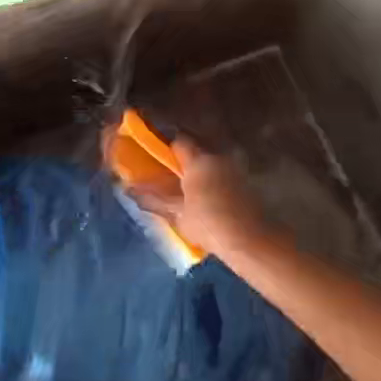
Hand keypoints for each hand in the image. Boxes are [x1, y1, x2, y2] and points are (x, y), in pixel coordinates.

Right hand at [162, 139, 287, 260]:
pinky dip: (217, 179)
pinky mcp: (247, 179)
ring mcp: (236, 166)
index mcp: (198, 159)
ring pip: (213, 160)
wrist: (248, 238)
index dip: (168, 150)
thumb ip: (154, 199)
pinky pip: (225, 171)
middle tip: (175, 178)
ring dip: (203, 170)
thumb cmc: (208, 224)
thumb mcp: (177, 214)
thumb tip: (132, 189)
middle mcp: (218, 155)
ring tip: (192, 190)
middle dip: (186, 160)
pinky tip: (212, 197)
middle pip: (198, 148)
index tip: (161, 163)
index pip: (179, 141)